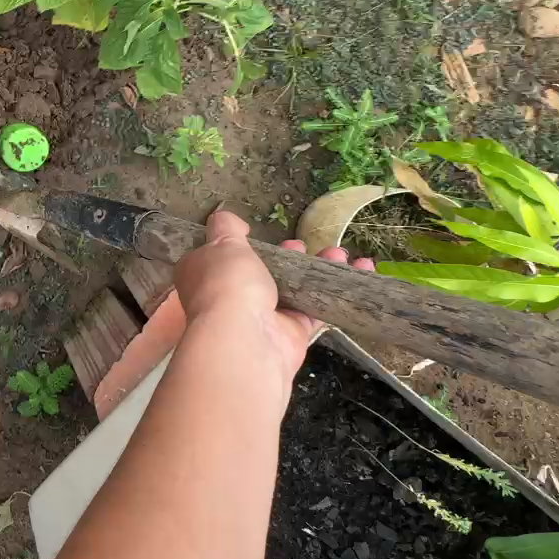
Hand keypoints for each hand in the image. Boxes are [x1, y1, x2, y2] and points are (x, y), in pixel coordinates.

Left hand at [173, 209, 374, 387]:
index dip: (240, 245)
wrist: (246, 339)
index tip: (258, 234)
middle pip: (261, 271)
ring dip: (317, 270)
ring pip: (291, 287)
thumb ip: (225, 227)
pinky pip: (315, 308)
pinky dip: (336, 291)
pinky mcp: (289, 331)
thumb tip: (227, 219)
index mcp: (201, 273)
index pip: (218, 256)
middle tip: (305, 246)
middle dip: (286, 256)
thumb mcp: (222, 244)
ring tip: (340, 254)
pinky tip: (357, 273)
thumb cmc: (227, 283)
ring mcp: (259, 315)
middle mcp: (227, 294)